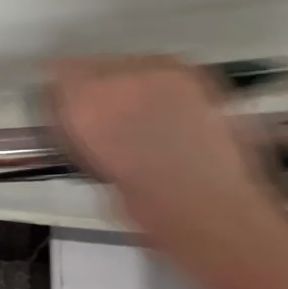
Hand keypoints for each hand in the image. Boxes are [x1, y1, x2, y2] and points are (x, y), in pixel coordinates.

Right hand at [46, 57, 287, 288]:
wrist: (229, 224)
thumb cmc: (158, 219)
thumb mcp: (103, 180)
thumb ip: (87, 139)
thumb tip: (82, 122)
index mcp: (87, 108)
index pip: (57, 76)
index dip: (62, 97)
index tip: (68, 115)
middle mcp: (120, 78)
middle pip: (92, 65)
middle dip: (96, 89)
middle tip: (109, 123)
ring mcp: (163, 71)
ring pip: (129, 64)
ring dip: (129, 87)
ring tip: (145, 121)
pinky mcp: (198, 75)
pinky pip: (164, 71)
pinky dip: (161, 89)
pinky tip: (172, 118)